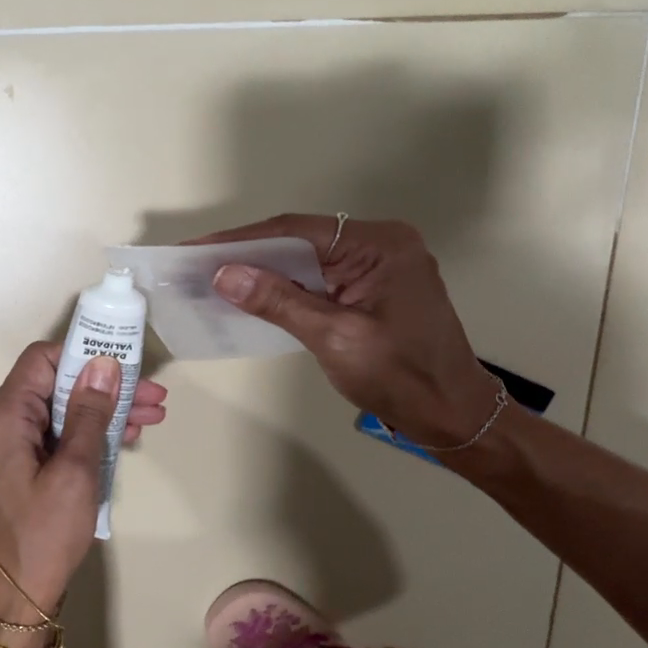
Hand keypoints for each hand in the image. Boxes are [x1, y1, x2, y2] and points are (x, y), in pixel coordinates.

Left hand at [0, 343, 167, 616]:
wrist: (17, 595)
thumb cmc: (45, 534)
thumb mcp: (76, 471)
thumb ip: (88, 413)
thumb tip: (102, 363)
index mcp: (3, 416)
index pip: (41, 360)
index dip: (83, 355)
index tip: (124, 364)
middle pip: (53, 384)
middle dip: (104, 386)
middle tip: (154, 397)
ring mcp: (6, 445)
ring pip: (58, 410)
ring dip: (101, 411)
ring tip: (152, 416)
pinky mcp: (17, 465)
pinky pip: (53, 435)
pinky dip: (85, 434)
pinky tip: (124, 438)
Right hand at [190, 215, 498, 446]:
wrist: (453, 416)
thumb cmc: (401, 377)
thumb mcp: (335, 338)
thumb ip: (280, 302)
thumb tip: (225, 274)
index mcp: (379, 245)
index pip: (296, 231)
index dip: (241, 240)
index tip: (195, 250)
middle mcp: (379, 245)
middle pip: (298, 240)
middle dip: (246, 253)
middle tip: (194, 264)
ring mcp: (376, 267)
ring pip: (304, 260)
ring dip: (260, 270)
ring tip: (210, 278)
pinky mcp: (369, 290)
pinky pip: (316, 279)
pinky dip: (282, 288)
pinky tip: (249, 296)